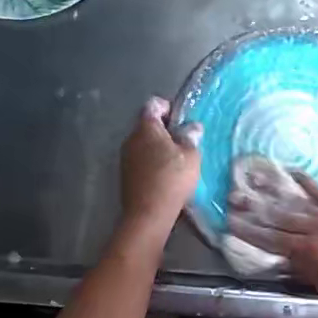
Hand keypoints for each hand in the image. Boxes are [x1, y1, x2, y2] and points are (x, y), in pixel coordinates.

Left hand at [120, 98, 200, 233]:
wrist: (147, 213)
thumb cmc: (172, 178)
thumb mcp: (191, 156)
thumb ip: (191, 137)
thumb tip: (192, 127)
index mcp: (146, 127)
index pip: (153, 104)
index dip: (168, 108)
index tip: (181, 121)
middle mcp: (131, 138)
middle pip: (148, 125)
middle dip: (165, 130)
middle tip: (183, 142)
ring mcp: (125, 156)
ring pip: (143, 143)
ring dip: (158, 147)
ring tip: (176, 160)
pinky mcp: (125, 174)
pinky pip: (140, 159)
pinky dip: (152, 161)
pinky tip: (165, 174)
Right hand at [229, 171, 317, 304]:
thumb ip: (304, 272)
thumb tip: (281, 261)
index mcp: (305, 251)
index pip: (270, 240)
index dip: (249, 232)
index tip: (230, 223)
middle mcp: (311, 229)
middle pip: (277, 218)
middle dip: (254, 210)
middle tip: (234, 199)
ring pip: (294, 204)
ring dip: (272, 193)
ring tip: (254, 181)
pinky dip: (306, 182)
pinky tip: (293, 172)